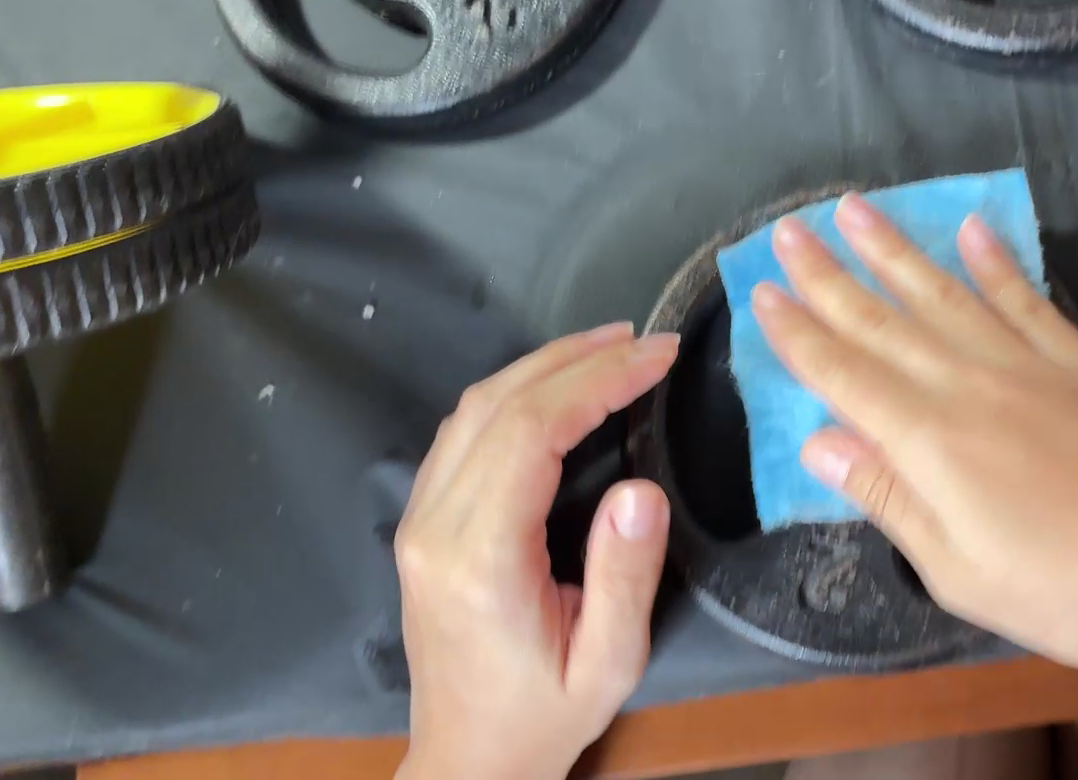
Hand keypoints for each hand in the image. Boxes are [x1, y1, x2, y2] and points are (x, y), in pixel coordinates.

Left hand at [393, 325, 677, 779]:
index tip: (658, 355)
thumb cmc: (545, 714)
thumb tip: (641, 488)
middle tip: (647, 340)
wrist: (467, 762)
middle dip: (583, 357)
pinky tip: (559, 378)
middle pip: (504, 403)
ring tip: (612, 343)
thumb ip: (626, 577)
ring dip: (548, 362)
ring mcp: (419, 515)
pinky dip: (519, 385)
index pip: (536, 430)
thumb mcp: (609, 663)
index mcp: (480, 556)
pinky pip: (466, 425)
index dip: (600, 379)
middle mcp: (436, 523)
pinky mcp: (422, 515)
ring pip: (477, 404)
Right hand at [749, 195, 1077, 704]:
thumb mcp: (959, 570)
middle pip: (880, 319)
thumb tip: (818, 440)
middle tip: (788, 230)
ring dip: (894, 249)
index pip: (842, 372)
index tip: (764, 291)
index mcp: (928, 438)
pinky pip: (1024, 298)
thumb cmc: (1071, 591)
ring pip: (942, 292)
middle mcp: (966, 381)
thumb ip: (887, 495)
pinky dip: (995, 261)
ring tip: (855, 209)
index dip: (797, 332)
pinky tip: (972, 228)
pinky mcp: (1077, 358)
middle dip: (827, 274)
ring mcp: (1025, 361)